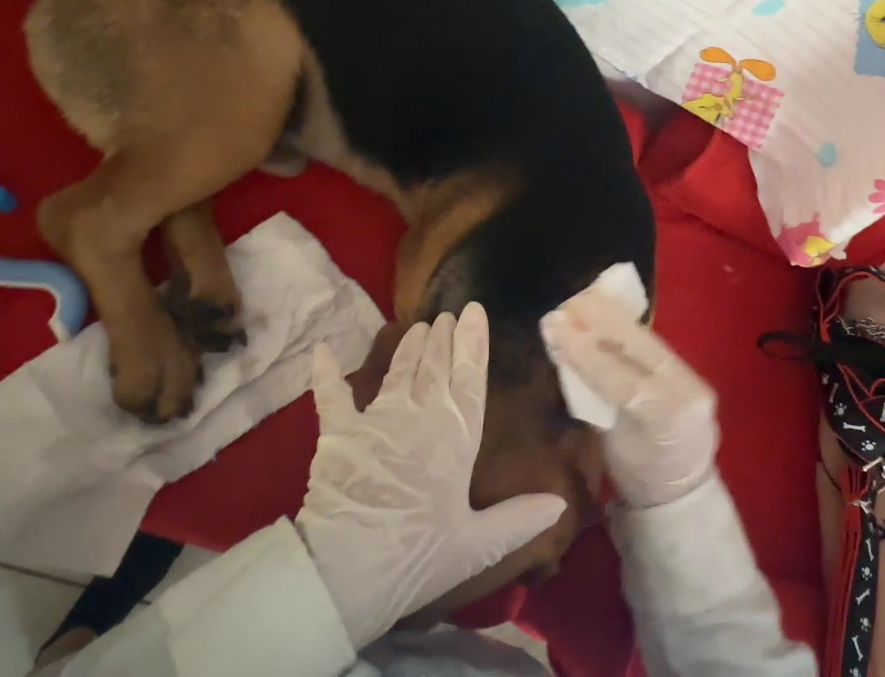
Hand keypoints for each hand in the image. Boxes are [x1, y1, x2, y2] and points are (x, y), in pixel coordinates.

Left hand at [296, 305, 565, 649]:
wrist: (345, 571)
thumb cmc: (417, 558)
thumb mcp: (477, 546)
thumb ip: (519, 519)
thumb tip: (561, 503)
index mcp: (455, 438)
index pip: (471, 379)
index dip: (474, 343)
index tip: (475, 313)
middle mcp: (419, 417)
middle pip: (435, 366)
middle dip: (443, 338)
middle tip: (447, 315)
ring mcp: (376, 421)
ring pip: (397, 372)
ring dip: (408, 347)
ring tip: (418, 327)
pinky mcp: (338, 434)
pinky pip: (331, 396)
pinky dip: (327, 373)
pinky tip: (324, 351)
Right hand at [541, 295, 717, 508]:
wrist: (683, 493)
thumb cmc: (638, 477)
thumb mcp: (610, 441)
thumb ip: (594, 397)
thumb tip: (568, 353)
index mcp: (665, 417)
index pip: (620, 376)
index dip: (585, 349)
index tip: (556, 324)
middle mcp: (686, 392)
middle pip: (640, 347)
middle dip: (601, 320)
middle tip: (570, 302)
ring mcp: (694, 381)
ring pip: (648, 341)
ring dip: (614, 319)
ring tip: (585, 301)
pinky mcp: (692, 375)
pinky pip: (655, 347)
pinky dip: (627, 331)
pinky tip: (606, 316)